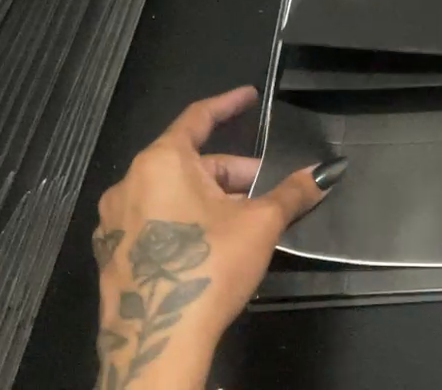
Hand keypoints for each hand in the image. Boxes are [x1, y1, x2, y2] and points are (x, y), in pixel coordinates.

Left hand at [93, 86, 345, 389]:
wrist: (157, 344)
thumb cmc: (208, 266)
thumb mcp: (261, 223)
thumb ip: (293, 192)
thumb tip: (329, 171)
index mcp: (162, 162)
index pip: (198, 117)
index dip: (228, 104)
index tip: (249, 97)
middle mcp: (129, 183)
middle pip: (190, 162)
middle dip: (232, 173)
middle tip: (266, 188)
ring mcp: (115, 222)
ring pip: (173, 193)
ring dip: (211, 199)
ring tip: (246, 220)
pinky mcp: (112, 256)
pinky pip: (154, 221)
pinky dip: (185, 220)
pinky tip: (213, 244)